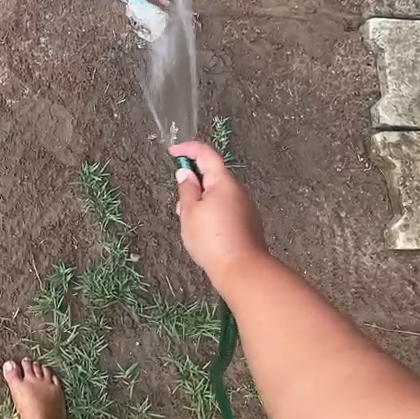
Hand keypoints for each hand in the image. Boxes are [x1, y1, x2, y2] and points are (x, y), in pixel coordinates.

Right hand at [170, 140, 269, 279]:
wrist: (242, 269)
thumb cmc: (212, 239)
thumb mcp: (189, 212)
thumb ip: (187, 189)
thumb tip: (186, 173)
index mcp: (223, 181)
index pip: (206, 154)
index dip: (188, 149)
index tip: (173, 152)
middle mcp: (238, 189)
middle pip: (213, 174)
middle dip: (194, 181)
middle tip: (180, 200)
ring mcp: (245, 206)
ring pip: (218, 192)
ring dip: (201, 198)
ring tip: (189, 220)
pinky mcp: (247, 221)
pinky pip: (225, 206)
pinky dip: (211, 210)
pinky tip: (203, 230)